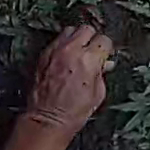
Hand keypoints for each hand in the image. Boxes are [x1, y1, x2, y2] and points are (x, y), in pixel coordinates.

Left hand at [23, 24, 112, 139]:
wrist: (48, 119)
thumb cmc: (72, 112)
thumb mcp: (98, 94)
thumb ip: (102, 73)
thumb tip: (104, 63)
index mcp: (88, 60)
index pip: (103, 40)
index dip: (106, 49)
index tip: (104, 56)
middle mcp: (71, 51)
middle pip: (86, 29)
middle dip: (92, 39)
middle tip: (92, 52)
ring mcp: (55, 52)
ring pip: (70, 31)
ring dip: (76, 38)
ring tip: (77, 52)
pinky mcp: (43, 56)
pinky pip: (55, 41)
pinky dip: (62, 45)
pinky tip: (64, 58)